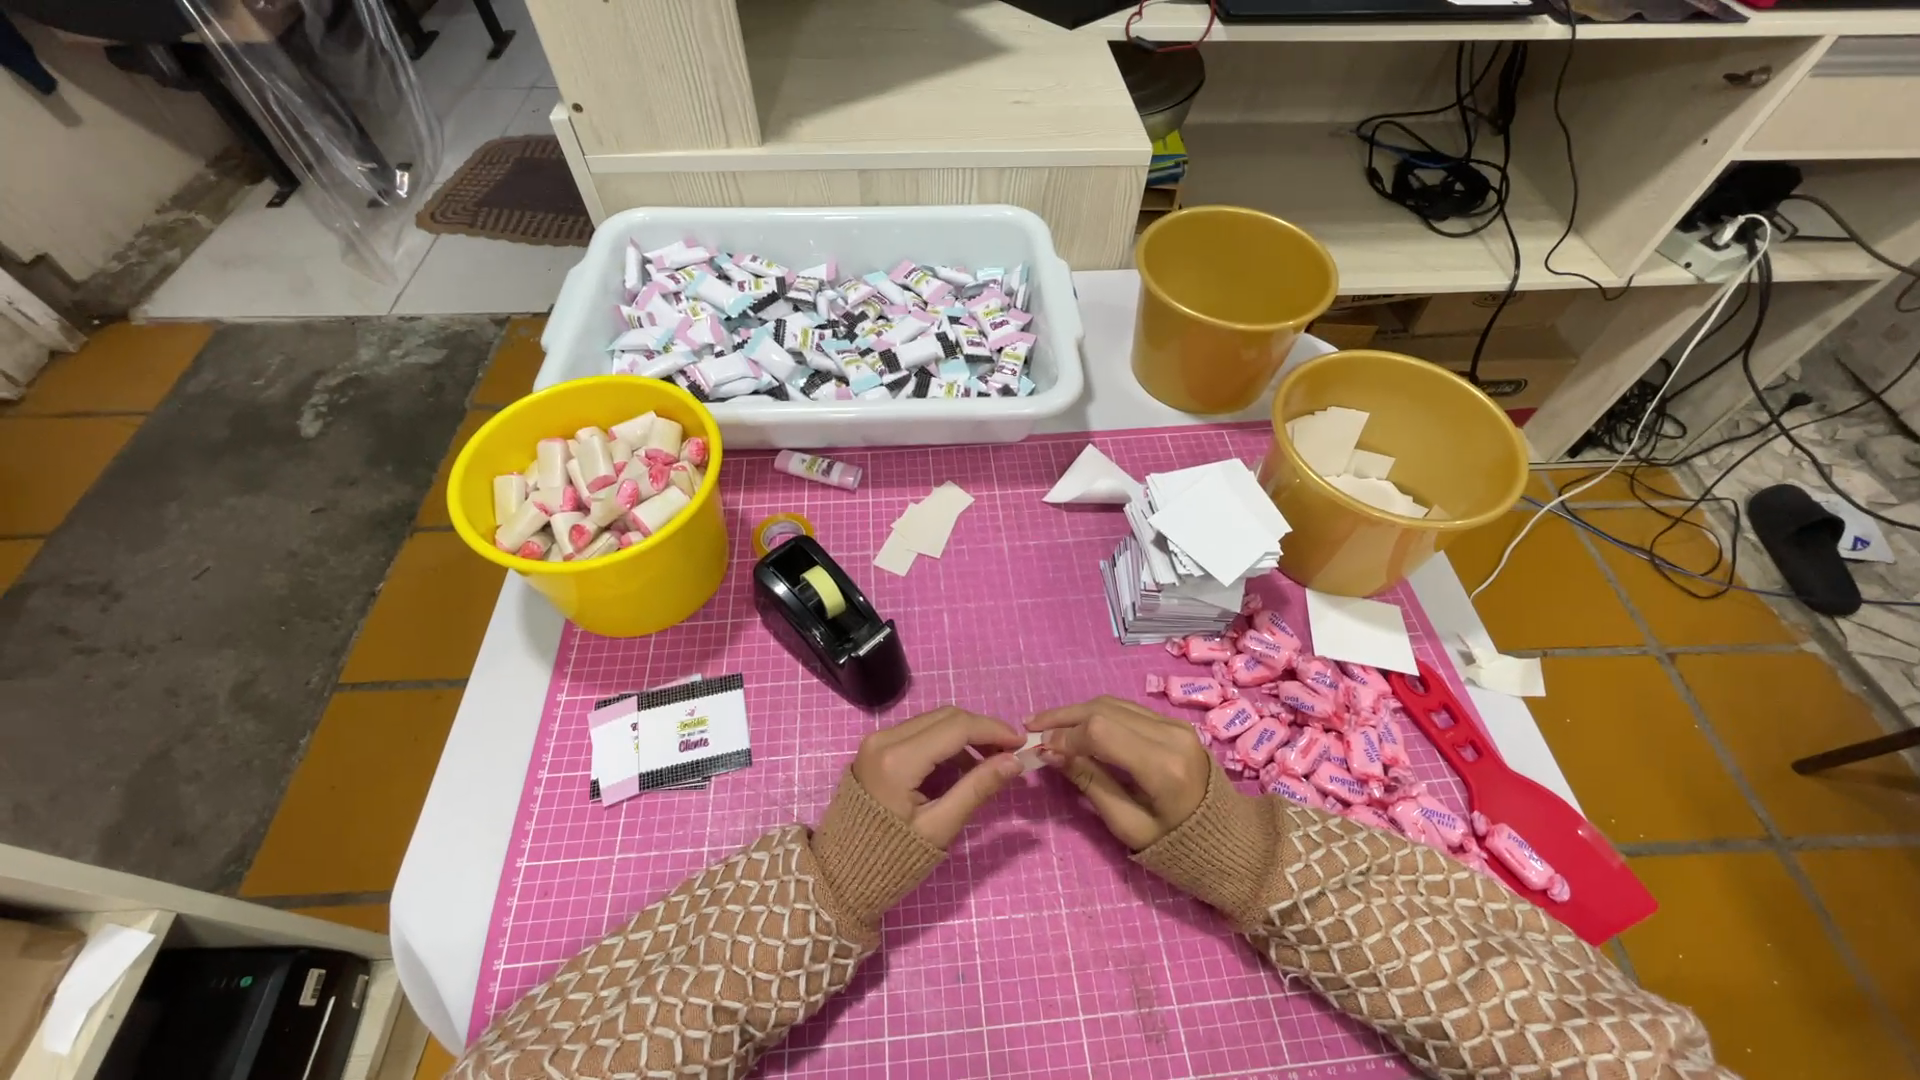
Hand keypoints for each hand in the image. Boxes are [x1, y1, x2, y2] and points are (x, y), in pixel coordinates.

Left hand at [851, 707, 1027, 846]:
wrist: (839, 876)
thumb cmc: (892, 859)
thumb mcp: (940, 827)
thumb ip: (977, 789)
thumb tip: (1014, 761)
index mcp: (898, 759)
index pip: (957, 727)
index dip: (993, 731)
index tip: (1021, 743)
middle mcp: (884, 738)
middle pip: (946, 717)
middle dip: (981, 731)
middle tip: (1010, 754)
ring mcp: (877, 741)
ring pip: (933, 722)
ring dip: (965, 736)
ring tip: (990, 763)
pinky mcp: (876, 748)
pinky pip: (919, 733)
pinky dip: (945, 743)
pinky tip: (962, 767)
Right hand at [1027, 697, 1214, 850]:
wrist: (1230, 842)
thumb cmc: (1177, 846)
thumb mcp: (1127, 825)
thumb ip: (1090, 783)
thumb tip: (1052, 752)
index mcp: (1163, 766)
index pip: (1100, 731)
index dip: (1064, 735)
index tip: (1039, 748)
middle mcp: (1171, 735)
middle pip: (1104, 710)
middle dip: (1063, 717)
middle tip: (1031, 728)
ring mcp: (1175, 725)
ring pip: (1113, 704)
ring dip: (1077, 712)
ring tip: (1047, 725)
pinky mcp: (1174, 723)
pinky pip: (1127, 710)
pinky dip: (1097, 714)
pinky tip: (1077, 726)